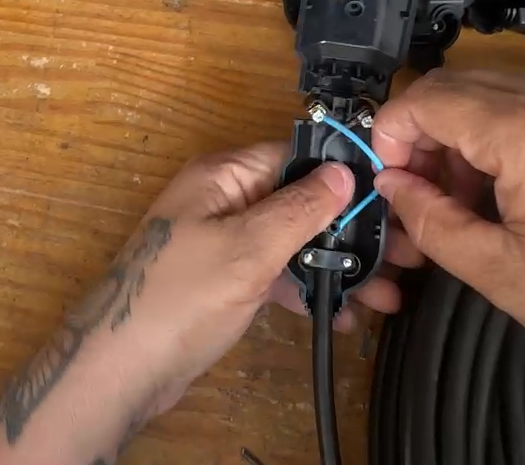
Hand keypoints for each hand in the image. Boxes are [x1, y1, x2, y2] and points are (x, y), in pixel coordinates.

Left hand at [0, 140, 415, 464]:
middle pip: (296, 201)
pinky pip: (273, 272)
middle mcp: (223, 199)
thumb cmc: (184, 295)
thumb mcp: (247, 248)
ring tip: (386, 294)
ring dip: (334, 264)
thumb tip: (342, 171)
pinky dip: (304, 288)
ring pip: (289, 240)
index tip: (390, 198)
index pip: (291, 158)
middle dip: (346, 229)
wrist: (123, 367)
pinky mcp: (223, 279)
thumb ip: (298, 208)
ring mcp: (222, 240)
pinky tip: (342, 314)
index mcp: (223, 176)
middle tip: (401, 256)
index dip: (340, 175)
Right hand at [369, 70, 524, 395]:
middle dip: (423, 131)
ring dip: (463, 131)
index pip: (427, 100)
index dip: (391, 133)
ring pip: (494, 90)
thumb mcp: (500, 273)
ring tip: (470, 198)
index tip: (389, 178)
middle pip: (455, 85)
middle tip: (422, 190)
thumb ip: (428, 218)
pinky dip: (505, 131)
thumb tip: (391, 185)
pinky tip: (516, 188)